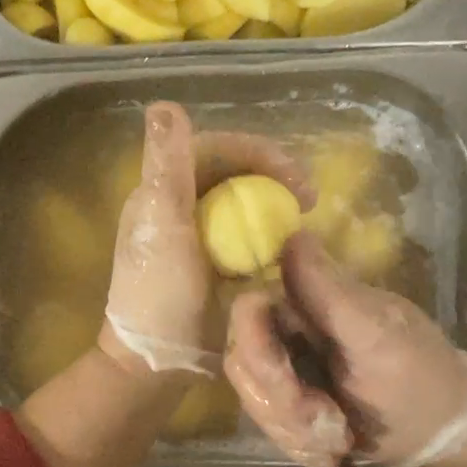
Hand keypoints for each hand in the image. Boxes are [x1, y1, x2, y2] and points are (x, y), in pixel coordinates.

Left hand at [99, 101, 310, 376]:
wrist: (156, 363)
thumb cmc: (159, 293)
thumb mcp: (163, 224)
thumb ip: (167, 165)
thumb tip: (163, 103)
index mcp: (160, 194)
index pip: (212, 150)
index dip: (255, 151)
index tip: (293, 174)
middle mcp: (177, 211)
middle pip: (232, 175)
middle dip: (273, 176)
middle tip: (309, 197)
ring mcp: (196, 241)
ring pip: (243, 205)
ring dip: (275, 205)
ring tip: (305, 219)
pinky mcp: (212, 269)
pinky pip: (247, 240)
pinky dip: (270, 237)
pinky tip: (291, 249)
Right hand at [224, 232, 466, 466]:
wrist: (438, 433)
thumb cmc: (417, 376)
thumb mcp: (377, 335)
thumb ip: (329, 292)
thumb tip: (294, 234)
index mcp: (304, 303)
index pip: (246, 314)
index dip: (260, 354)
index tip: (292, 384)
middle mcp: (285, 332)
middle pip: (242, 366)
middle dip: (283, 405)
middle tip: (330, 420)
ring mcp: (283, 372)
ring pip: (252, 400)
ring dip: (295, 430)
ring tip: (339, 436)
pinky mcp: (285, 405)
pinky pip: (266, 428)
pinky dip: (300, 445)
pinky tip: (333, 447)